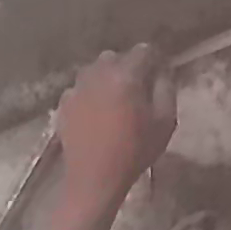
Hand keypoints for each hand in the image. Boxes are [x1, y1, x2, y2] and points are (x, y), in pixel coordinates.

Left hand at [45, 44, 176, 229]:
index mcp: (125, 74)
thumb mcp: (165, 122)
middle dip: (129, 68)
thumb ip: (166, 89)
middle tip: (138, 91)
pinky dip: (90, 95)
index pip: (144, 51)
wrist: (94, 178)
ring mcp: (77, 87)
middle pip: (116, 58)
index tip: (160, 75)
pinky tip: (96, 116)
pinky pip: (81, 89)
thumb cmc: (135, 151)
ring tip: (116, 103)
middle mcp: (97, 73)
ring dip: (107, 80)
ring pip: (96, 71)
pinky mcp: (64, 103)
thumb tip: (163, 73)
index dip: (155, 60)